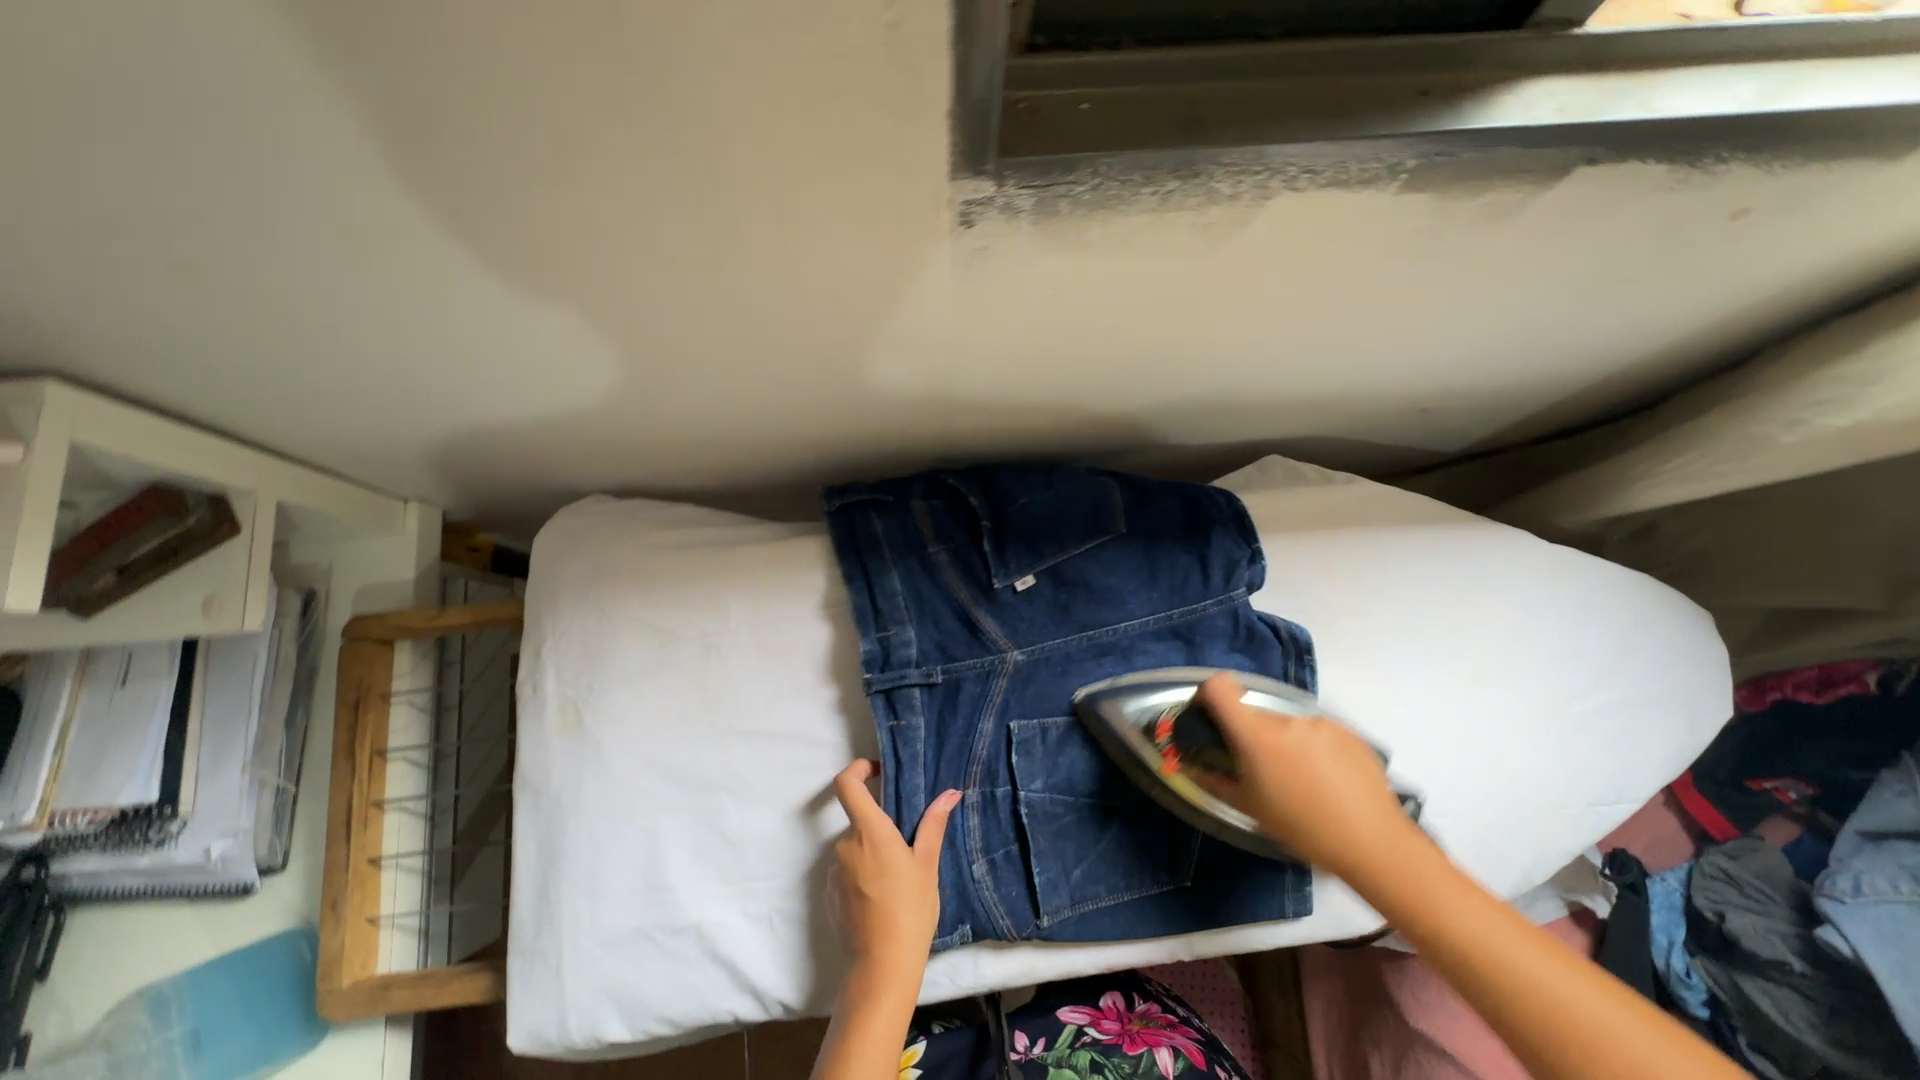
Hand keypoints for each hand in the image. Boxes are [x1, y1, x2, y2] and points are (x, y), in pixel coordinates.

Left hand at [827, 760, 959, 969]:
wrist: (882, 966)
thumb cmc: (911, 910)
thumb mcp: (927, 866)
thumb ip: (933, 825)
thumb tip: (950, 793)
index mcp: (869, 832)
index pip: (846, 784)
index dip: (857, 770)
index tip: (876, 771)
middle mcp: (844, 845)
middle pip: (858, 822)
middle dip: (880, 829)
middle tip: (907, 852)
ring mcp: (833, 871)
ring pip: (854, 849)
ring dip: (872, 855)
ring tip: (897, 883)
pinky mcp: (828, 894)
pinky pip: (846, 872)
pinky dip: (861, 876)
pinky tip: (881, 901)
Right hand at [1189, 674, 1417, 880]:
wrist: (1374, 841)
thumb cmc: (1303, 828)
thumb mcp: (1250, 808)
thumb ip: (1214, 780)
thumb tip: (1191, 765)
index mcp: (1257, 735)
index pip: (1219, 687)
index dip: (1207, 695)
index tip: (1209, 719)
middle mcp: (1288, 720)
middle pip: (1256, 715)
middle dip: (1252, 737)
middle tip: (1263, 772)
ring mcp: (1322, 723)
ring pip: (1289, 727)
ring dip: (1286, 745)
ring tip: (1302, 782)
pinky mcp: (1349, 731)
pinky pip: (1318, 734)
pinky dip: (1314, 751)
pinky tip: (1328, 782)